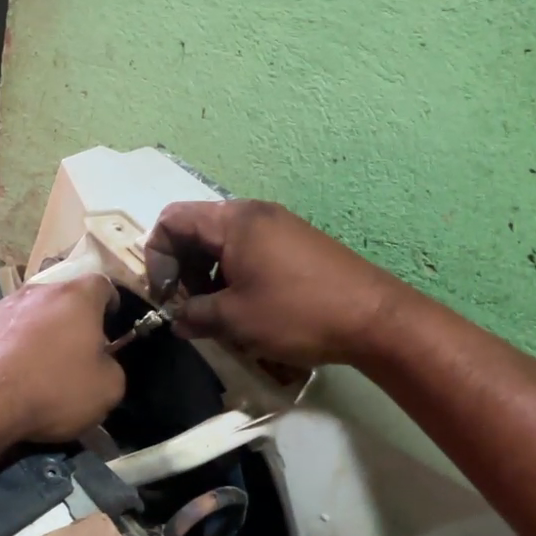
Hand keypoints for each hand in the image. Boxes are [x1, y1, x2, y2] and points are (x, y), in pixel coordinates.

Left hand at [0, 274, 124, 445]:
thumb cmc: (52, 390)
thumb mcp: (107, 389)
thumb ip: (112, 366)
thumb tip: (101, 361)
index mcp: (75, 297)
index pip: (101, 284)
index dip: (110, 302)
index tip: (111, 322)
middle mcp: (36, 291)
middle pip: (61, 297)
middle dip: (71, 318)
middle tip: (76, 349)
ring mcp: (0, 305)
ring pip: (28, 312)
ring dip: (37, 330)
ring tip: (38, 364)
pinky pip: (1, 330)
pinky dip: (8, 345)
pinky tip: (7, 372)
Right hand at [145, 200, 414, 366]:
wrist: (378, 321)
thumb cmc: (297, 313)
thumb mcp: (234, 319)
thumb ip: (194, 315)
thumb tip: (178, 320)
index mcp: (233, 221)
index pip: (171, 221)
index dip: (157, 258)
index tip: (166, 296)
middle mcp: (254, 214)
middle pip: (195, 229)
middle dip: (182, 268)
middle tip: (189, 306)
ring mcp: (279, 226)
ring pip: (222, 242)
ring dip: (208, 274)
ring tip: (217, 312)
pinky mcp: (297, 244)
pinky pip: (248, 250)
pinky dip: (234, 274)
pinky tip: (246, 308)